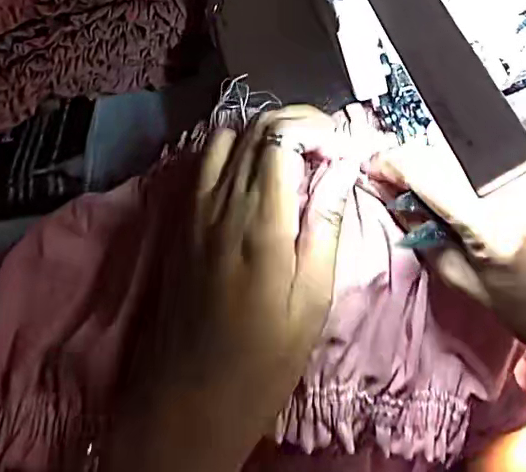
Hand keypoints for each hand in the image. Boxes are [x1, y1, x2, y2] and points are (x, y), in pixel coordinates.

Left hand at [108, 106, 362, 471]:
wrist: (187, 402)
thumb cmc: (262, 357)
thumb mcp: (311, 296)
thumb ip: (326, 220)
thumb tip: (344, 165)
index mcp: (260, 218)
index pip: (283, 133)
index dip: (319, 128)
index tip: (343, 151)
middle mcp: (223, 200)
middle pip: (258, 125)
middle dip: (301, 124)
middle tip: (329, 152)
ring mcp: (196, 206)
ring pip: (230, 133)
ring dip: (268, 132)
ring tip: (296, 159)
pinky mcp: (182, 218)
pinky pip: (206, 158)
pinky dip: (236, 147)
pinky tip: (257, 175)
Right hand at [376, 133, 525, 375]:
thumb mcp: (475, 289)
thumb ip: (428, 239)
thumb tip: (395, 199)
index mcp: (502, 227)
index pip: (432, 173)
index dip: (395, 165)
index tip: (377, 166)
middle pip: (454, 150)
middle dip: (425, 161)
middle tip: (411, 180)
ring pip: (481, 141)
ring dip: (459, 159)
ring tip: (460, 189)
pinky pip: (512, 144)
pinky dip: (494, 162)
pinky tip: (497, 186)